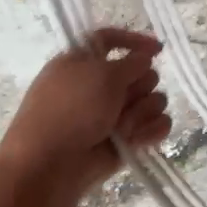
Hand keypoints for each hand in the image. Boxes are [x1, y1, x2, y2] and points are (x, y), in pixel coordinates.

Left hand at [0, 28, 171, 193]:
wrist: (49, 167)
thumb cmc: (71, 111)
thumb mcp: (104, 74)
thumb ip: (134, 61)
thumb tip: (145, 61)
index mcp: (81, 64)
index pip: (109, 40)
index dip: (133, 40)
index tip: (157, 49)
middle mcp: (97, 86)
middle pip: (141, 72)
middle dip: (140, 85)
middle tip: (123, 99)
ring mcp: (113, 114)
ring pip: (152, 99)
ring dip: (143, 111)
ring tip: (124, 128)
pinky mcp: (125, 138)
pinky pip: (155, 124)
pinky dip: (150, 130)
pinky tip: (138, 139)